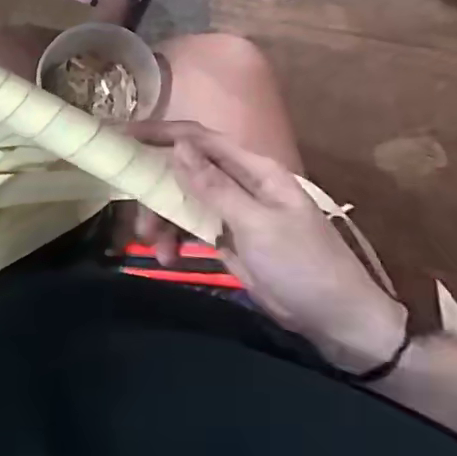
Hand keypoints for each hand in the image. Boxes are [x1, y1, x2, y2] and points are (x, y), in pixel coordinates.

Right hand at [126, 121, 406, 373]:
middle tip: (134, 214)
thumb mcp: (256, 224)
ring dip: (160, 221)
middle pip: (181, 171)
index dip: (158, 133)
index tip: (119, 136)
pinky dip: (172, 240)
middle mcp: (239, 183)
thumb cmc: (304, 266)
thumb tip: (177, 146)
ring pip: (178, 201)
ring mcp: (230, 210)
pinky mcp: (224, 237)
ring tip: (156, 249)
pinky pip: (185, 227)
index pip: (198, 139)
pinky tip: (169, 258)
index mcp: (254, 170)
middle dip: (153, 190)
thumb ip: (214, 186)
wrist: (337, 322)